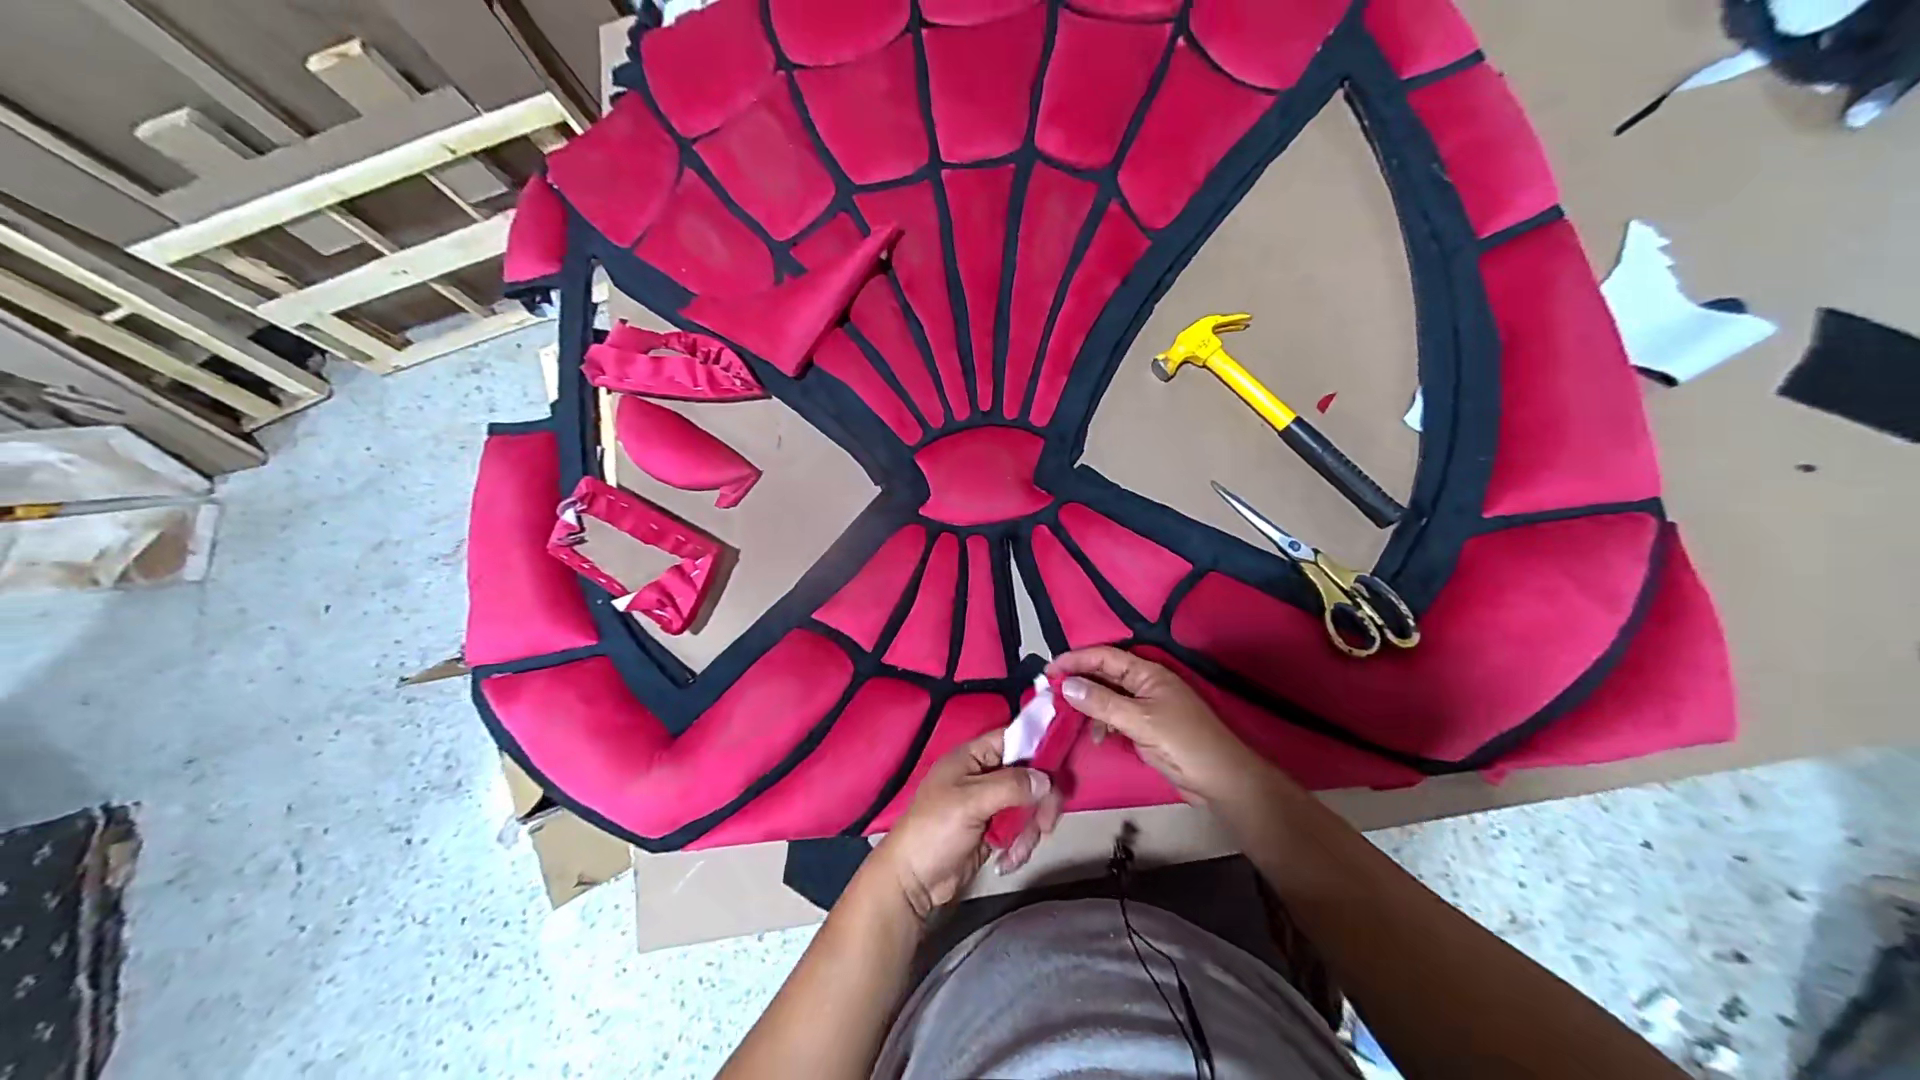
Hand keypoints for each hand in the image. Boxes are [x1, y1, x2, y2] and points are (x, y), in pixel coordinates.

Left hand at [873, 730, 1062, 918]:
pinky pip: (1022, 828)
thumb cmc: (934, 831)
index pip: (1013, 738)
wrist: (913, 882)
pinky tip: (1008, 861)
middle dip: (1040, 800)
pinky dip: (1022, 844)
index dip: (1039, 747)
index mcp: (972, 757)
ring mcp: (989, 803)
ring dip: (1030, 829)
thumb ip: (1011, 786)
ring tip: (1018, 851)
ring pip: (1030, 804)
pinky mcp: (994, 830)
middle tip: (1046, 823)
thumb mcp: (970, 802)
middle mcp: (983, 774)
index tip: (1061, 767)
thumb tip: (1046, 779)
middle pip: (1029, 774)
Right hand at [1049, 646, 1277, 807]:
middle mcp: (1144, 684)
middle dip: (1077, 681)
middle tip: (1049, 692)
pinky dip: (1101, 723)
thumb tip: (1067, 685)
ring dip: (1088, 704)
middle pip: (1103, 675)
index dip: (1075, 660)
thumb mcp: (1139, 720)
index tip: (1048, 670)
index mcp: (1147, 673)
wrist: (1220, 779)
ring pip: (1106, 697)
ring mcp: (1145, 706)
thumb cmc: (1184, 743)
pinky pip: (1114, 717)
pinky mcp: (1145, 728)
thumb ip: (1102, 702)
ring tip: (1067, 716)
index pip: (1104, 657)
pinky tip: (1095, 735)